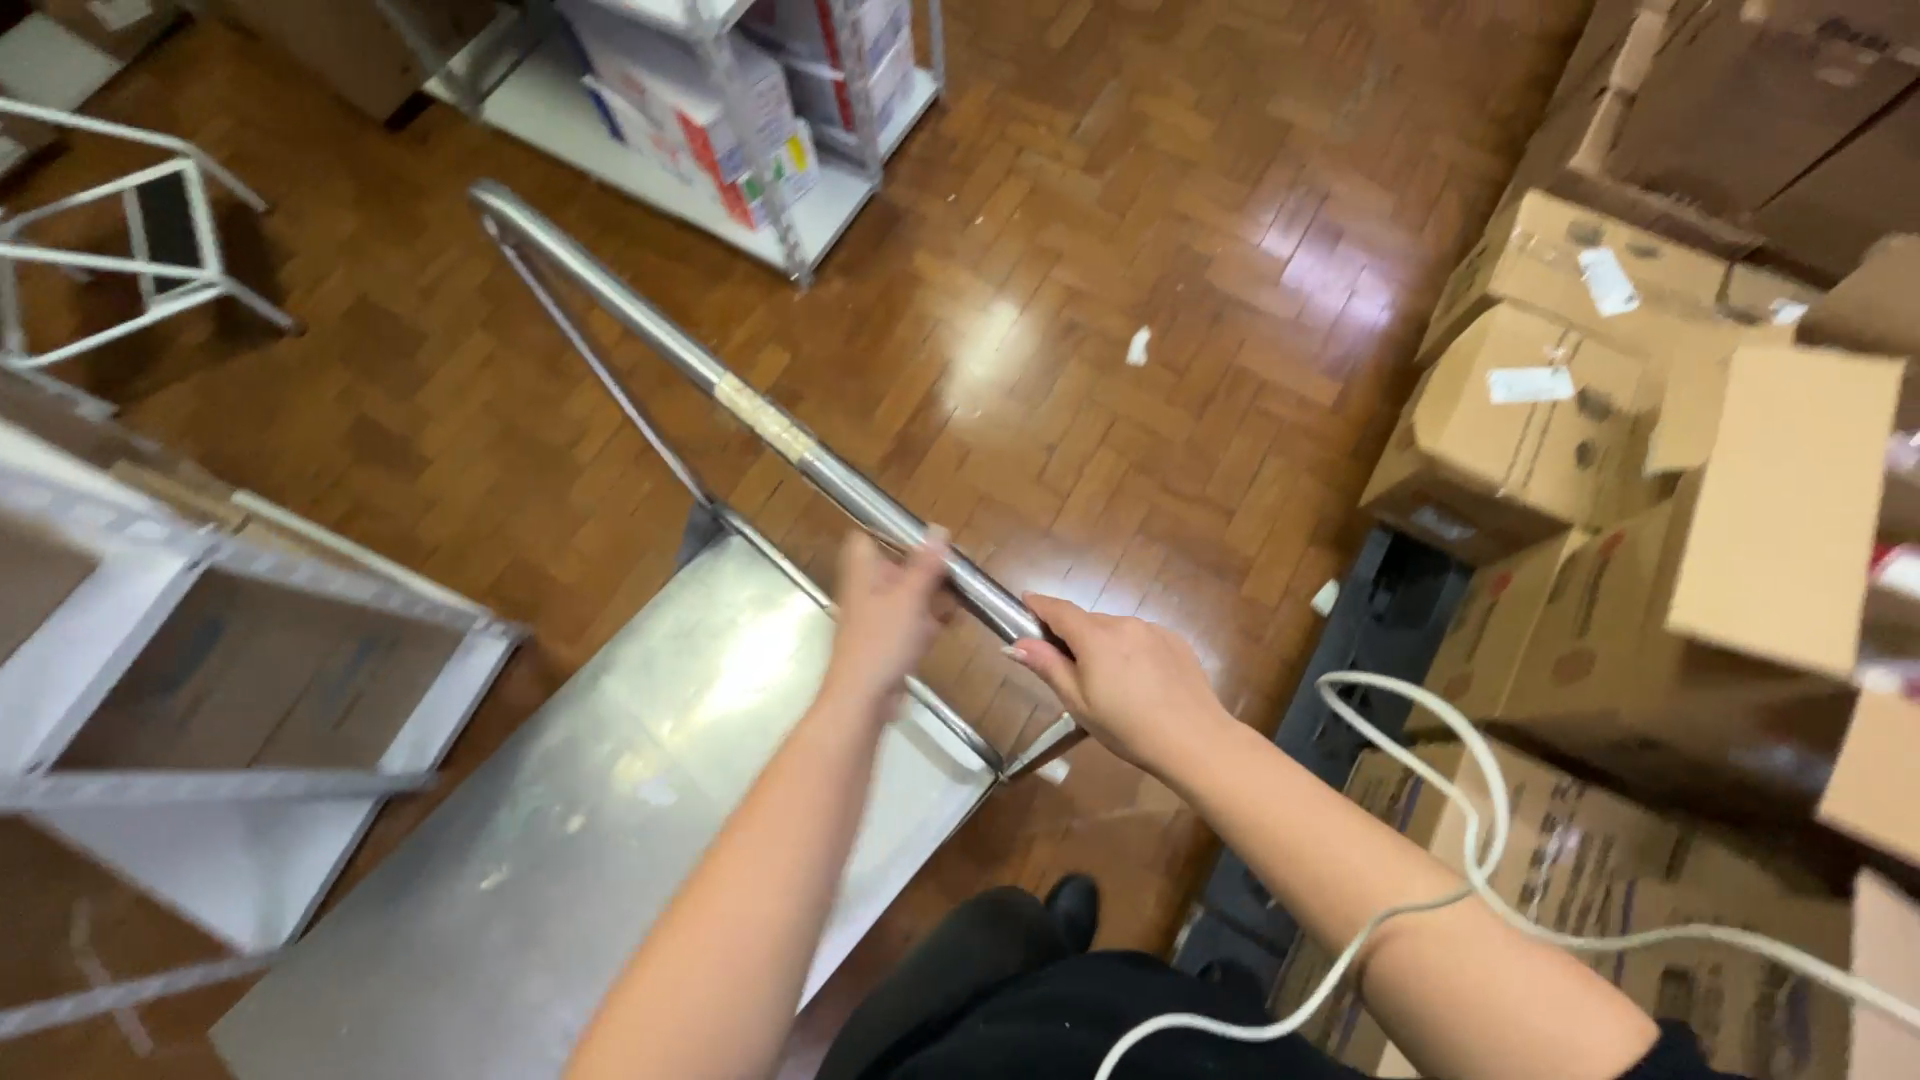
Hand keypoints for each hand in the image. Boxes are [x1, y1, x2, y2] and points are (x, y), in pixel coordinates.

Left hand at [819, 528, 952, 718]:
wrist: (863, 698)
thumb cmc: (881, 642)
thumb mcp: (909, 598)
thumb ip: (926, 565)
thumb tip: (939, 529)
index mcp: (864, 573)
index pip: (868, 538)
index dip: (894, 534)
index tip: (927, 540)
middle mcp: (869, 591)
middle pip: (897, 567)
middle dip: (928, 569)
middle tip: (959, 572)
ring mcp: (878, 618)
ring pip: (909, 595)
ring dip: (934, 596)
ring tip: (960, 598)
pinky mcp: (889, 642)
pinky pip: (913, 622)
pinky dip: (930, 620)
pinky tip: (950, 622)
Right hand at [1008, 594, 1234, 770]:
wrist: (1195, 740)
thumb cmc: (1127, 727)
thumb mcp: (1078, 703)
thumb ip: (1048, 667)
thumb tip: (1017, 643)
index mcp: (1095, 637)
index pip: (1059, 609)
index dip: (1040, 605)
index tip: (1026, 602)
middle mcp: (1124, 623)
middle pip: (1088, 621)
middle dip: (1074, 636)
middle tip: (1069, 668)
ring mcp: (1153, 630)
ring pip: (1116, 630)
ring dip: (1105, 645)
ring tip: (1111, 683)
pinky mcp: (1176, 641)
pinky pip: (1142, 638)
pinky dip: (1131, 650)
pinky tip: (1141, 682)